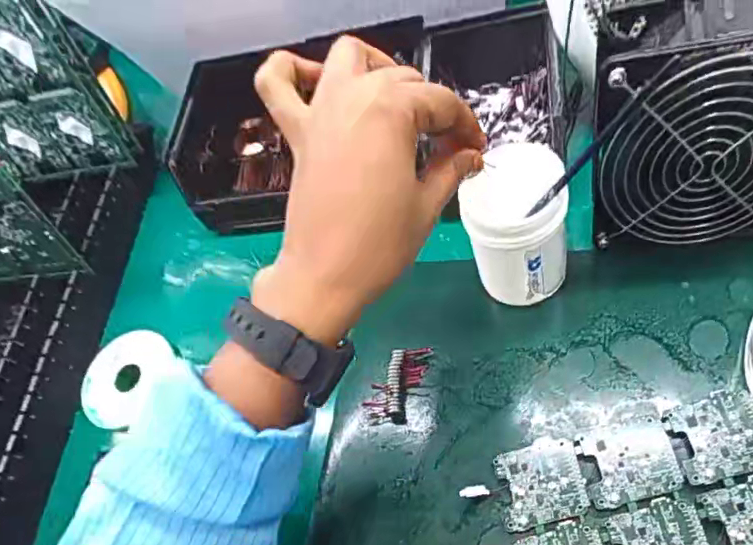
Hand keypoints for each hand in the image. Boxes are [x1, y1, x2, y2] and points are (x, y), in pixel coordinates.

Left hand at [248, 36, 485, 344]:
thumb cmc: (376, 249)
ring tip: (395, 100)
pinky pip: (278, 81)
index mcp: (392, 112)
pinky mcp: (298, 133)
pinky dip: (293, 70)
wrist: (326, 278)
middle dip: (432, 106)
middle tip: (447, 143)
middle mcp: (354, 97)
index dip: (465, 125)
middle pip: (402, 79)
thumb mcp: (425, 208)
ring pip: (350, 57)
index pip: (441, 102)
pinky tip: (318, 83)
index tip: (474, 147)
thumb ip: (450, 171)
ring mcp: (321, 111)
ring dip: (377, 68)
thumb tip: (468, 156)